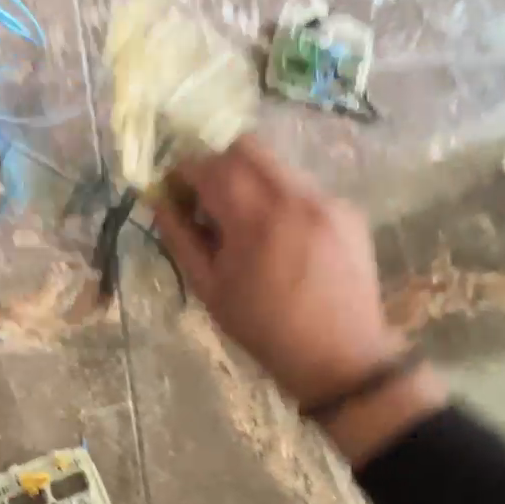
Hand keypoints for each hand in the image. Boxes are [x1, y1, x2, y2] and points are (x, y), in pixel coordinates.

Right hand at [153, 136, 444, 460]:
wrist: (339, 356)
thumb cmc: (262, 328)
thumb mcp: (207, 287)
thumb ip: (179, 237)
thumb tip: (157, 201)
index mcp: (255, 220)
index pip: (210, 166)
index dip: (182, 172)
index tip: (172, 192)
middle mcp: (295, 197)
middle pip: (245, 148)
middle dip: (215, 166)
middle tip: (204, 199)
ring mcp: (326, 200)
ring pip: (274, 164)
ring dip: (246, 180)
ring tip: (239, 222)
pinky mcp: (346, 210)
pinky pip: (299, 187)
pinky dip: (276, 198)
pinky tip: (275, 237)